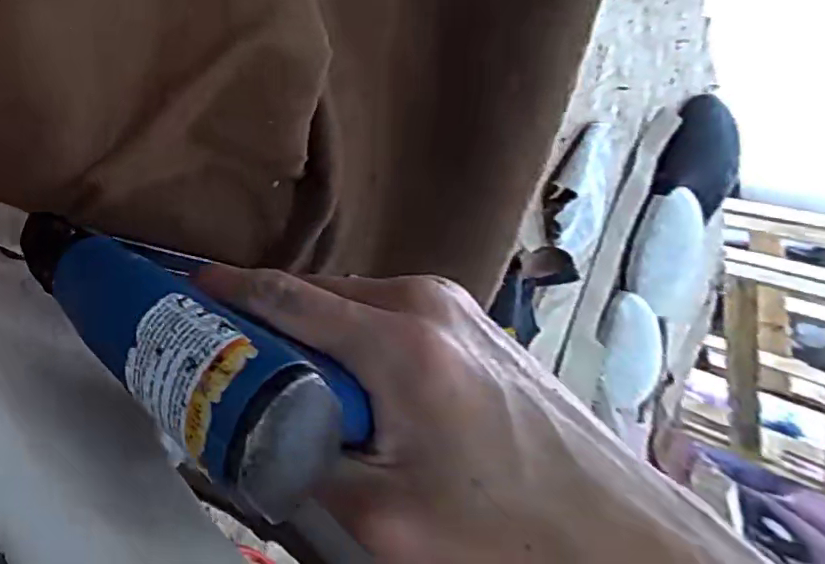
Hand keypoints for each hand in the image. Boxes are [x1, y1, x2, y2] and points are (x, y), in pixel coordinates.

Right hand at [195, 267, 749, 563]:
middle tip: (235, 349)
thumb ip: (308, 472)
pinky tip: (360, 384)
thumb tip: (253, 440)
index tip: (190, 286)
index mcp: (399, 340)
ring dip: (318, 331)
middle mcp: (424, 301)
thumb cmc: (517, 536)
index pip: (288, 298)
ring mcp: (452, 304)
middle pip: (318, 296)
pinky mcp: (469, 321)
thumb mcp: (389, 522)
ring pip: (352, 303)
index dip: (231, 290)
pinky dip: (357, 337)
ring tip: (298, 378)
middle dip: (272, 318)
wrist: (635, 546)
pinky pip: (388, 313)